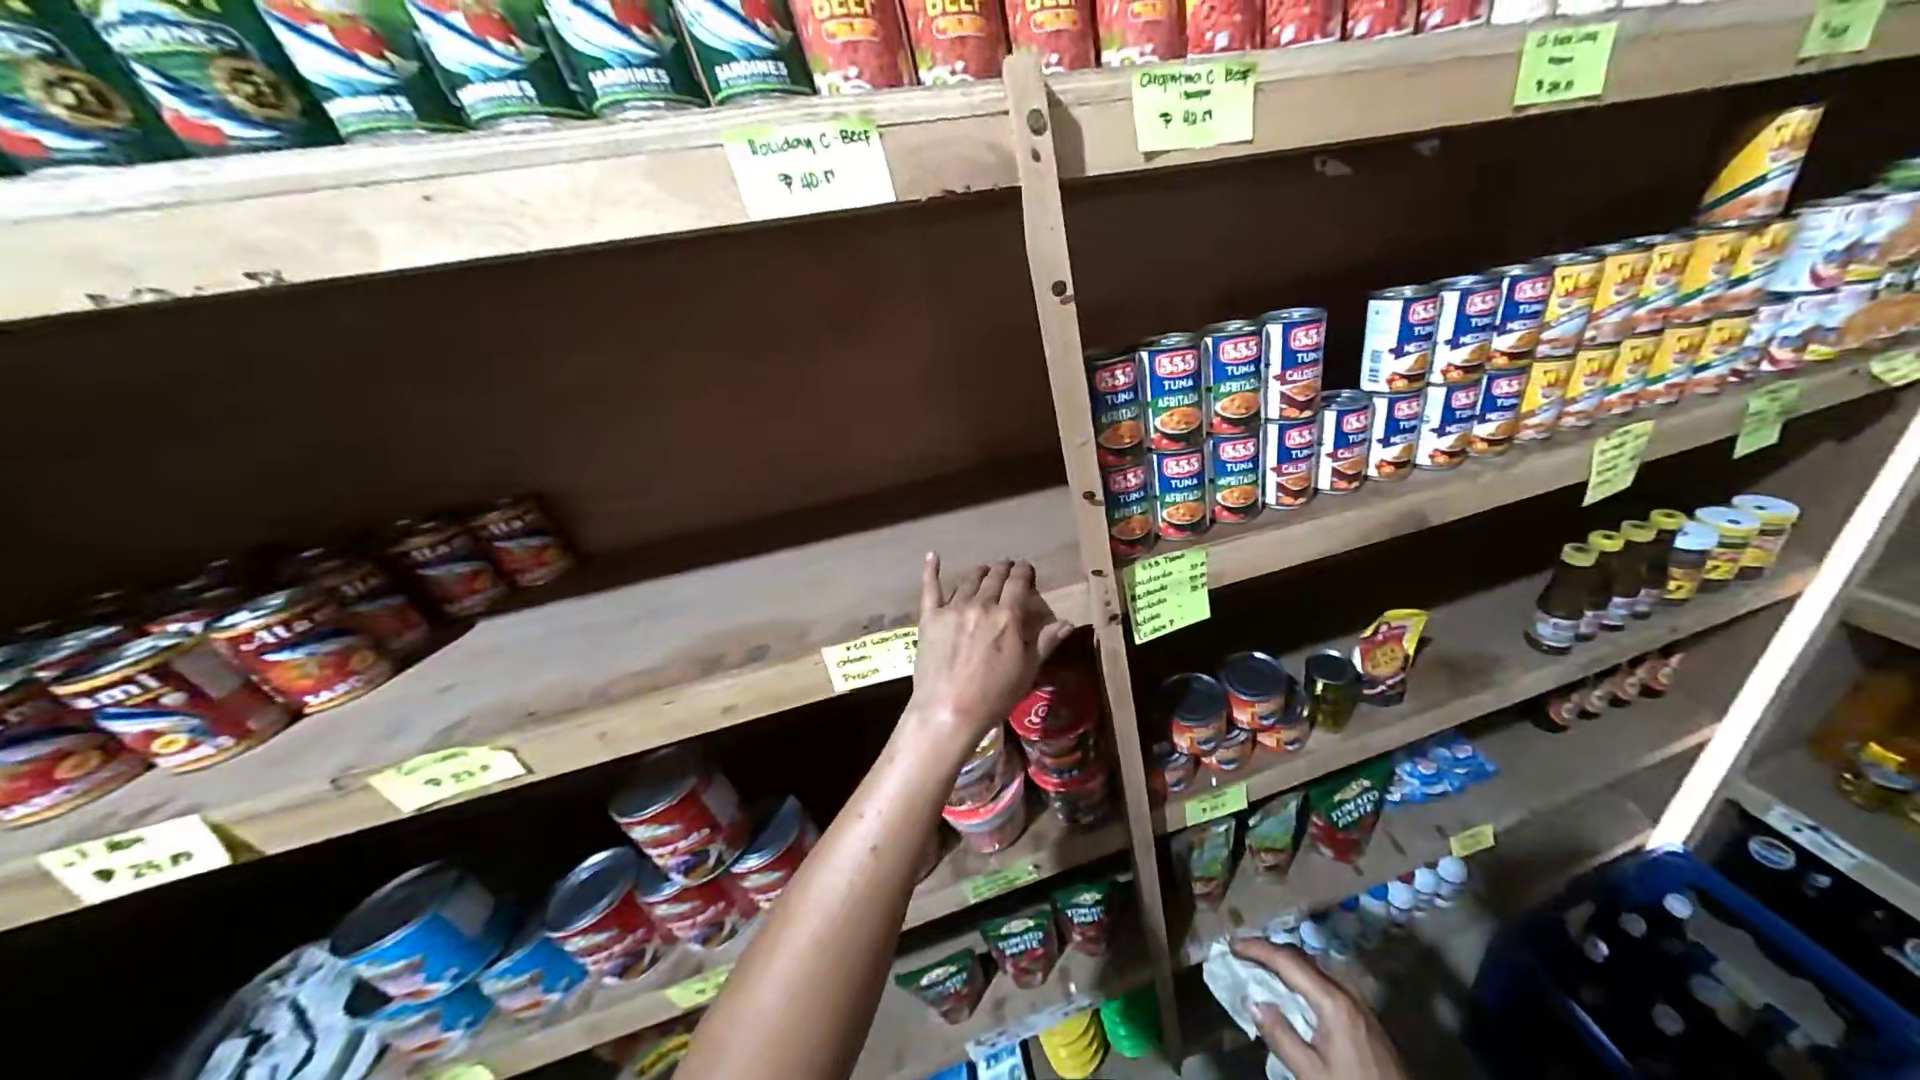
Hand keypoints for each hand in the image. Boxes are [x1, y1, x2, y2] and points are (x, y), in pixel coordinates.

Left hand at [906, 554, 1074, 753]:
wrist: (948, 710)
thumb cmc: (994, 695)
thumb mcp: (1027, 670)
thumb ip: (1046, 642)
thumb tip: (1068, 623)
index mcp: (1008, 616)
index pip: (1018, 583)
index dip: (1024, 572)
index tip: (1026, 569)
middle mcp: (981, 605)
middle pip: (994, 578)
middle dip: (1003, 569)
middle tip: (1006, 566)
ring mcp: (952, 609)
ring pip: (968, 581)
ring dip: (978, 572)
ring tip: (983, 569)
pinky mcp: (929, 618)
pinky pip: (930, 588)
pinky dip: (931, 570)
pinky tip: (933, 556)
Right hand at [1230, 939, 1409, 1079]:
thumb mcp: (1312, 1074)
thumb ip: (1281, 1036)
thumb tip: (1253, 1001)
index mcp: (1333, 1002)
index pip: (1288, 961)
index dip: (1257, 948)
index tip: (1232, 945)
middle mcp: (1347, 992)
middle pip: (1302, 958)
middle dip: (1269, 949)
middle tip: (1241, 951)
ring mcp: (1358, 1002)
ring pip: (1314, 967)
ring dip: (1285, 961)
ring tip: (1260, 964)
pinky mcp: (1363, 1015)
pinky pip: (1325, 981)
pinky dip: (1301, 975)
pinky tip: (1291, 987)